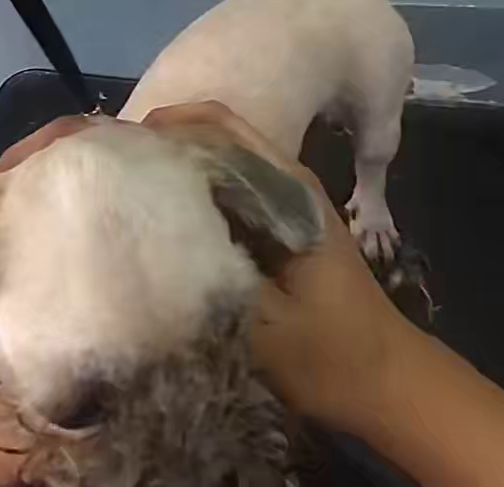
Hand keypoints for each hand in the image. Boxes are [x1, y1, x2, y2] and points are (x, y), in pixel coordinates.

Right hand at [138, 101, 412, 433]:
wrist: (386, 378)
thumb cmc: (331, 354)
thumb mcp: (266, 326)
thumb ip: (212, 276)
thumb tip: (152, 235)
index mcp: (286, 188)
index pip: (222, 129)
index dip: (171, 126)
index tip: (123, 144)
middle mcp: (283, 180)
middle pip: (218, 133)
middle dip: (167, 136)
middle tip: (117, 159)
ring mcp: (282, 199)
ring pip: (222, 157)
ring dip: (178, 158)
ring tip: (129, 178)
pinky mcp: (277, 221)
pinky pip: (228, 187)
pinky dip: (193, 185)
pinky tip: (163, 211)